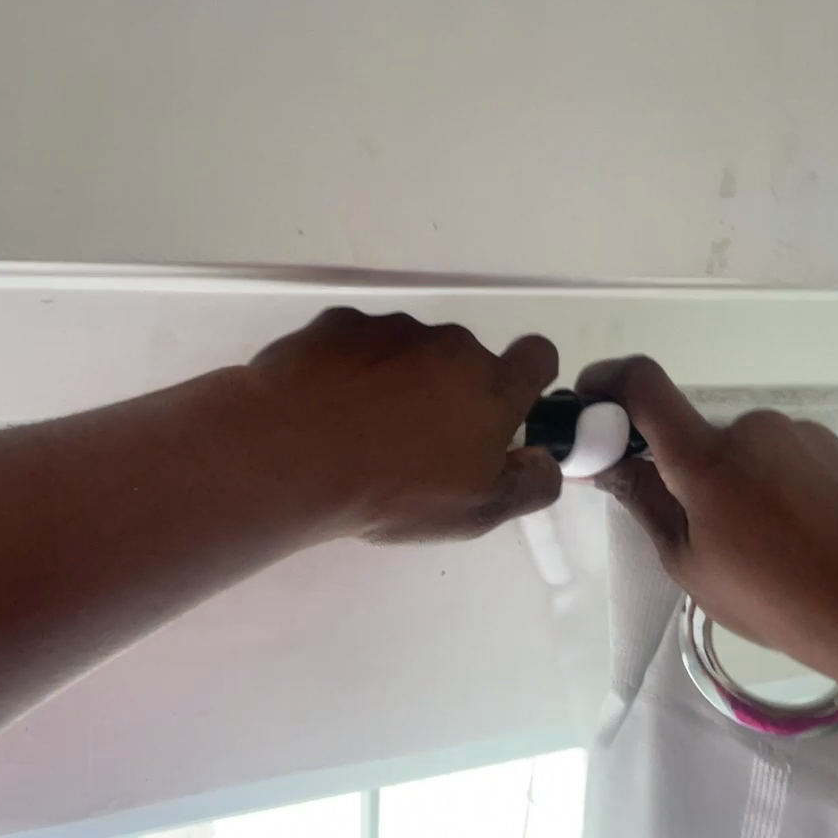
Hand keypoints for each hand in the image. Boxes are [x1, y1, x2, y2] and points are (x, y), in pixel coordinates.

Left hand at [246, 308, 560, 542]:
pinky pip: (353, 345)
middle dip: (445, 391)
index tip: (498, 409)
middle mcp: (448, 345)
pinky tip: (321, 405)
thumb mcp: (474, 512)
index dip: (526, 379)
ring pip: (405, 352)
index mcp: (490, 387)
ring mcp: (389, 329)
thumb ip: (526, 485)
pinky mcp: (336, 325)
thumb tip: (545, 463)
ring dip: (393, 379)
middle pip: (461, 360)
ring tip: (354, 428)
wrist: (292, 453)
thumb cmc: (392, 490)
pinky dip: (345, 368)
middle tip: (409, 441)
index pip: (537, 357)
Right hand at [579, 356, 837, 691]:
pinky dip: (776, 490)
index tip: (591, 404)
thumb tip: (611, 465)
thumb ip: (646, 504)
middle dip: (682, 471)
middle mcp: (756, 429)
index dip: (606, 381)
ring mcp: (808, 437)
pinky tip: (804, 542)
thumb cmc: (784, 602)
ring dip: (733, 484)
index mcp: (707, 457)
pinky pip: (787, 461)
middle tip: (699, 532)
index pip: (642, 384)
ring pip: (744, 452)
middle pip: (694, 434)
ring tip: (764, 549)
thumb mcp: (690, 566)